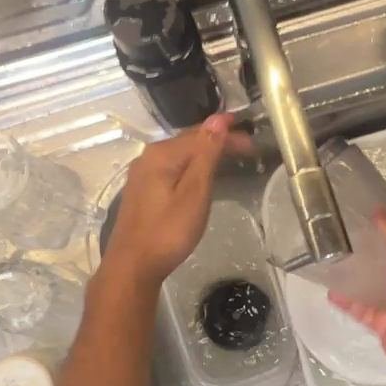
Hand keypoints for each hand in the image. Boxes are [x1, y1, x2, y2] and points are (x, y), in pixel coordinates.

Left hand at [101, 113, 251, 288]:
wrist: (133, 265)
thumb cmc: (168, 232)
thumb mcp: (194, 193)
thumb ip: (206, 155)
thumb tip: (218, 120)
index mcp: (162, 154)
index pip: (201, 134)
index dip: (228, 135)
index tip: (252, 139)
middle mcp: (148, 157)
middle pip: (188, 141)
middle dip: (218, 141)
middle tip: (247, 146)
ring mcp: (142, 174)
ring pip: (180, 155)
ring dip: (205, 153)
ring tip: (229, 156)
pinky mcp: (142, 190)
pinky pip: (172, 168)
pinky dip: (191, 166)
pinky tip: (200, 173)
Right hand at [328, 209, 385, 375]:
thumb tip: (379, 209)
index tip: (372, 225)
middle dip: (373, 259)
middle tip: (349, 244)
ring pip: (376, 290)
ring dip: (358, 280)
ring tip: (335, 265)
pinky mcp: (384, 324)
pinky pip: (362, 310)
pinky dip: (348, 301)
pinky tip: (330, 291)